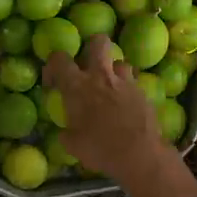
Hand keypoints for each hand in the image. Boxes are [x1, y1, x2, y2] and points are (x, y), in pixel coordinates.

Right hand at [44, 36, 196, 196]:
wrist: (139, 154)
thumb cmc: (100, 149)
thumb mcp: (73, 144)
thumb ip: (67, 132)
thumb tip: (66, 131)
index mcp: (77, 86)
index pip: (59, 58)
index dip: (53, 65)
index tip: (54, 81)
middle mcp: (101, 76)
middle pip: (98, 42)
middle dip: (92, 46)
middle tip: (89, 64)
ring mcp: (125, 81)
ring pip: (120, 62)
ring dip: (113, 71)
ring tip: (111, 87)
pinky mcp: (143, 91)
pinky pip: (133, 81)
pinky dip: (128, 89)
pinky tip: (127, 104)